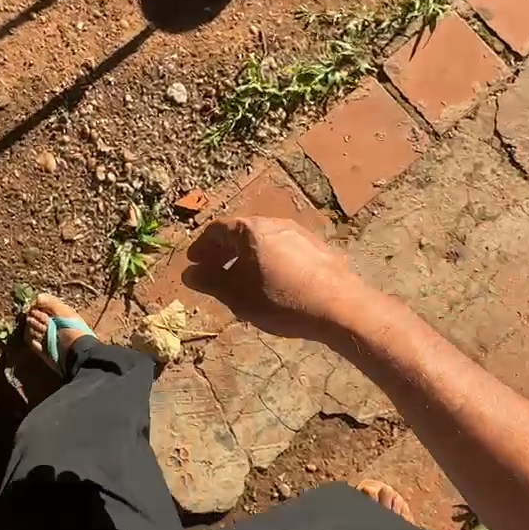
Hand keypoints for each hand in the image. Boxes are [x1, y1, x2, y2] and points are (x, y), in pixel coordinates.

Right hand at [181, 216, 373, 342]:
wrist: (339, 306)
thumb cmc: (281, 299)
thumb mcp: (237, 295)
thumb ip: (209, 282)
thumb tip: (189, 274)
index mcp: (250, 230)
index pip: (216, 230)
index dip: (202, 246)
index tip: (195, 263)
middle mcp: (273, 223)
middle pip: (240, 233)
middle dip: (223, 252)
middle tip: (213, 271)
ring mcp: (298, 233)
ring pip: (262, 241)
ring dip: (246, 257)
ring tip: (241, 280)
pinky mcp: (317, 247)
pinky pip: (282, 248)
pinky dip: (268, 260)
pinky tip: (271, 283)